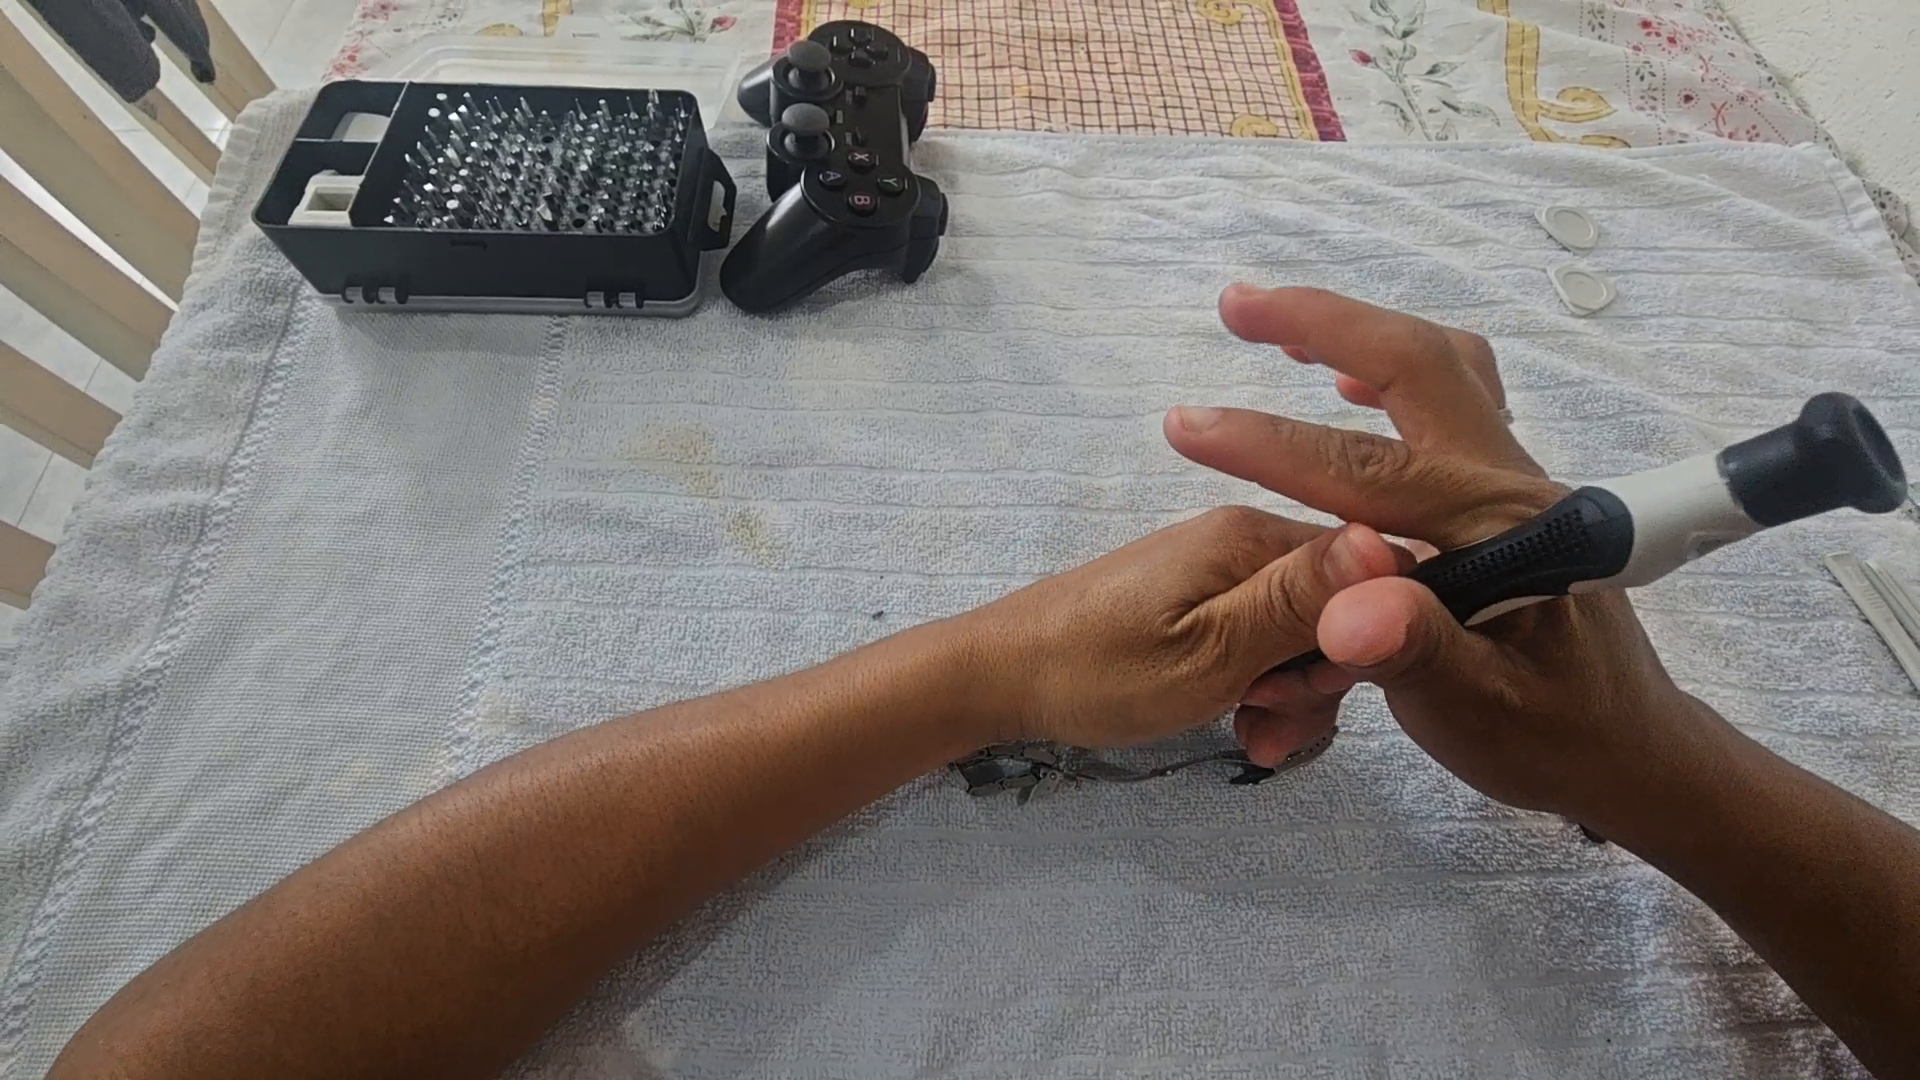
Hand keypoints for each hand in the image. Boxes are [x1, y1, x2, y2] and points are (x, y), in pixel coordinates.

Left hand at [958, 506, 1406, 749]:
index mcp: (1249, 538)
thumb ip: (1298, 602)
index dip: (1365, 642)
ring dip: (1282, 693)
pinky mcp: (1187, 600)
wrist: (1003, 674)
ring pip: (1290, 634)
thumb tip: (1390, 541)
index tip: (1316, 693)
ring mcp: (1209, 571)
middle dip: (1314, 679)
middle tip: (1264, 723)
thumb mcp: (1211, 651)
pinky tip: (1228, 722)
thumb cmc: (1101, 671)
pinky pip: (1247, 639)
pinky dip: (1249, 685)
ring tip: (1243, 734)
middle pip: (1331, 609)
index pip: (1370, 575)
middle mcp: (1236, 541)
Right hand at [1167, 286, 1712, 823]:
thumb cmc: (1545, 736)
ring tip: (1274, 328)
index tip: (1186, 426)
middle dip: (1319, 322)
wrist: (1626, 750)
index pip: (1367, 469)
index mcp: (1501, 531)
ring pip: (1438, 368)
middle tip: (1236, 305)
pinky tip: (1340, 384)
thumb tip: (1343, 612)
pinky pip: (1444, 401)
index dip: (1268, 444)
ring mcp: (1507, 478)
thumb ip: (1414, 655)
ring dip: (1351, 333)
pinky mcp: (1495, 493)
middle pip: (1420, 364)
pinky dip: (1383, 373)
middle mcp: (1509, 482)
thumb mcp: (1473, 713)